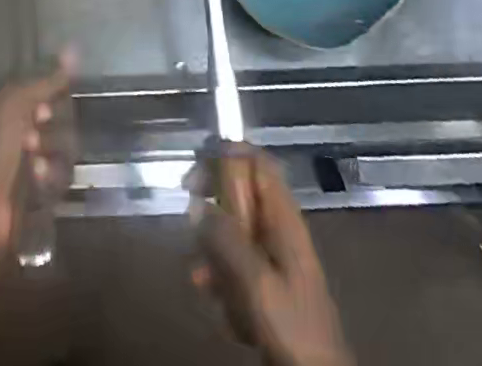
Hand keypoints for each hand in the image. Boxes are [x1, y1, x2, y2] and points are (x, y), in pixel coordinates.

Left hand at [0, 51, 76, 254]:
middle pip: (61, 126)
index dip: (51, 102)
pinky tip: (37, 184)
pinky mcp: (39, 197)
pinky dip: (51, 183)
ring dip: (54, 161)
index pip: (46, 96)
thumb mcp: (14, 104)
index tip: (44, 110)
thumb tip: (73, 48)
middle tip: (34, 142)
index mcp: (9, 112)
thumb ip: (45, 80)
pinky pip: (61, 183)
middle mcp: (20, 136)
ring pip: (65, 155)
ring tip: (36, 169)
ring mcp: (30, 168)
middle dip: (54, 134)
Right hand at [191, 144, 353, 365]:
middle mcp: (279, 229)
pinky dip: (220, 276)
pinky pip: (234, 262)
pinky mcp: (267, 283)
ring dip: (211, 250)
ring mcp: (274, 256)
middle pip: (240, 193)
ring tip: (202, 279)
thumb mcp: (254, 282)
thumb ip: (226, 239)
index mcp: (284, 218)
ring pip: (232, 230)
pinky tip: (215, 299)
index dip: (228, 154)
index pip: (258, 162)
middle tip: (190, 220)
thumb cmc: (291, 326)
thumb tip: (199, 204)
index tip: (196, 170)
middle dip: (210, 208)